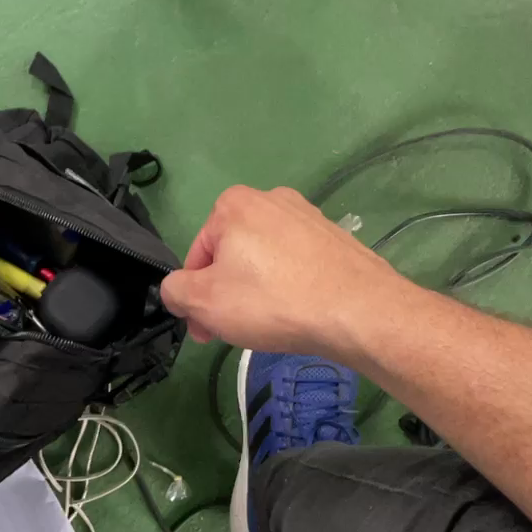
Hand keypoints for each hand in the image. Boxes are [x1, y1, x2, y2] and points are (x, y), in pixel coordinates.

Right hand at [160, 186, 413, 362]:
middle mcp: (271, 199)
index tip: (205, 329)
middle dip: (223, 295)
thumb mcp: (202, 300)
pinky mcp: (335, 238)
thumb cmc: (272, 302)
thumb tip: (177, 290)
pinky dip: (285, 289)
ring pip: (260, 263)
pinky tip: (294, 314)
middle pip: (228, 257)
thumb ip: (173, 291)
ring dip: (253, 294)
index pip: (195, 258)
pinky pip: (293, 266)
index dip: (194, 298)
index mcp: (233, 205)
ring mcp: (307, 216)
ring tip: (267, 325)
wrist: (358, 312)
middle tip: (232, 331)